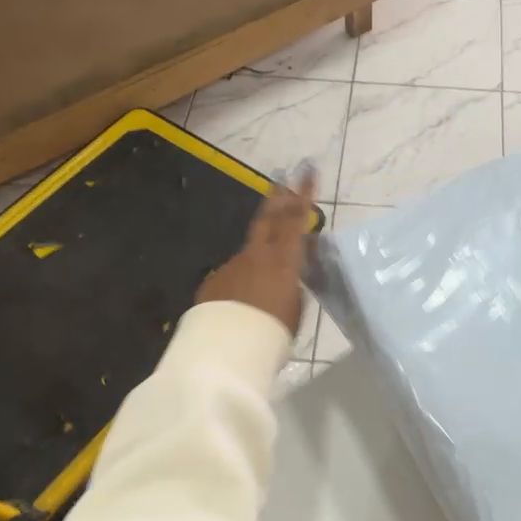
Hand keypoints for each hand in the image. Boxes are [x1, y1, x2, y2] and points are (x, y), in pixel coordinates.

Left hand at [196, 169, 317, 334]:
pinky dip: (242, 281)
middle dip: (278, 198)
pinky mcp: (213, 282)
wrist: (225, 349)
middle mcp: (256, 255)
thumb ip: (293, 289)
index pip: (296, 220)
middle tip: (282, 180)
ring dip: (261, 252)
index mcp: (283, 260)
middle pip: (268, 219)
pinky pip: (233, 275)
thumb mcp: (295, 311)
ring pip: (250, 251)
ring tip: (268, 269)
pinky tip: (244, 300)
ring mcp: (231, 266)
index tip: (307, 172)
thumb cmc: (271, 333)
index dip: (303, 195)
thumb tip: (288, 280)